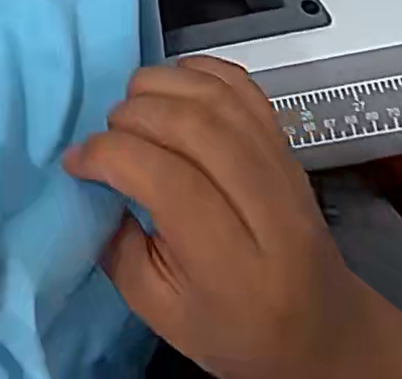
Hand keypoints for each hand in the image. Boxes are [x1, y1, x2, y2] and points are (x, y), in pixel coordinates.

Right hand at [65, 57, 401, 378]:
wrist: (325, 331)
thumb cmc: (234, 329)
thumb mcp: (159, 312)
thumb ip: (114, 244)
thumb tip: (87, 178)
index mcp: (236, 269)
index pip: (168, 181)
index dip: (108, 156)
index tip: (76, 161)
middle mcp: (269, 210)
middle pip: (192, 127)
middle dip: (129, 117)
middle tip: (106, 136)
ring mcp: (283, 166)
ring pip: (213, 96)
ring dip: (156, 87)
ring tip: (132, 110)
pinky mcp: (285, 140)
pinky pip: (238, 83)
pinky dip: (194, 70)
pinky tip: (170, 88)